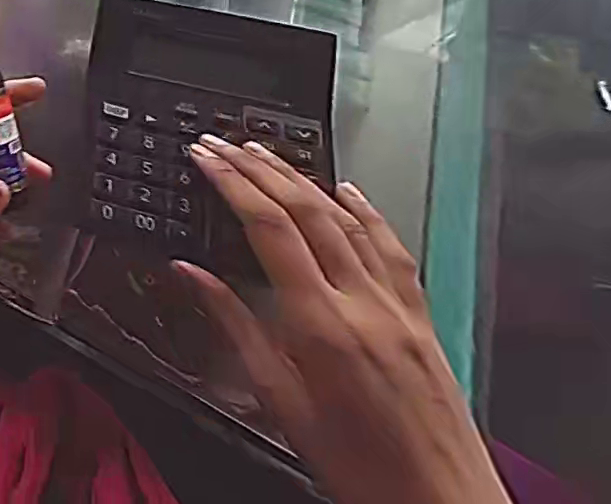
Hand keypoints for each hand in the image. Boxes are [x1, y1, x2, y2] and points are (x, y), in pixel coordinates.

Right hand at [175, 137, 510, 503]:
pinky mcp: (422, 317)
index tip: (204, 157)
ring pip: (345, 220)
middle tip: (222, 143)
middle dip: (257, 168)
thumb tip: (189, 273)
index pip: (268, 228)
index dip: (231, 183)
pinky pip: (393, 249)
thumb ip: (233, 325)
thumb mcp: (278, 401)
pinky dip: (367, 211)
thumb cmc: (356, 467)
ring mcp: (398, 306)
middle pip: (305, 211)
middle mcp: (362, 304)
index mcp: (321, 325)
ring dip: (300, 178)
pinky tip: (347, 188)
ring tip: (264, 152)